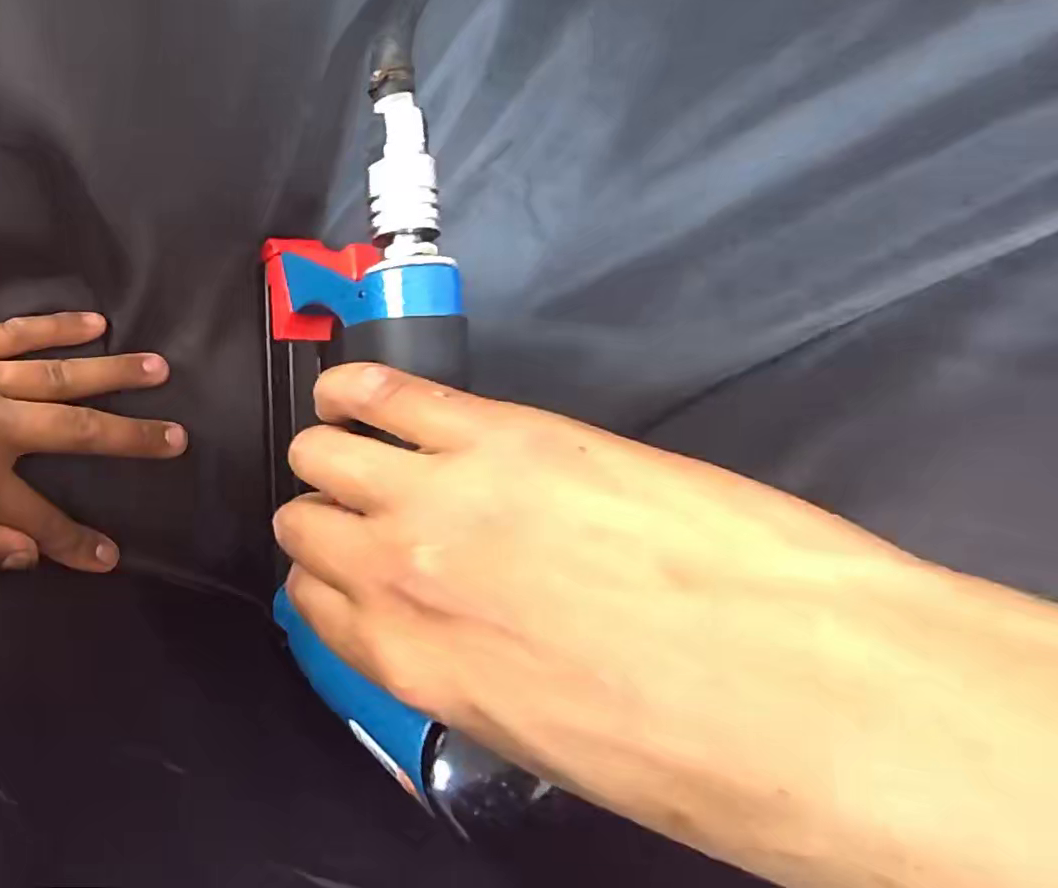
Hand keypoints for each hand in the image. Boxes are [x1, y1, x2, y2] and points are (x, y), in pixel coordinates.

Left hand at [0, 312, 184, 574]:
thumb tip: (25, 557)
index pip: (40, 521)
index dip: (77, 544)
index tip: (111, 557)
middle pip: (76, 432)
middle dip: (132, 439)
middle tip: (178, 438)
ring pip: (60, 374)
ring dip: (114, 373)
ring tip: (158, 369)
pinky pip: (18, 332)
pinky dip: (58, 328)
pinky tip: (94, 322)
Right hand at [273, 363, 955, 881]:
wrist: (837, 696)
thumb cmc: (690, 748)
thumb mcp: (526, 735)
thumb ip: (436, 661)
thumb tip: (409, 615)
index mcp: (403, 657)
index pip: (307, 595)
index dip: (322, 578)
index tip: (344, 568)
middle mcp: (394, 572)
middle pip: (301, 521)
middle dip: (321, 518)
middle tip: (360, 513)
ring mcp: (436, 493)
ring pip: (319, 450)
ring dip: (327, 454)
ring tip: (353, 449)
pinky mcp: (492, 429)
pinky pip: (374, 391)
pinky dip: (351, 389)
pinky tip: (354, 394)